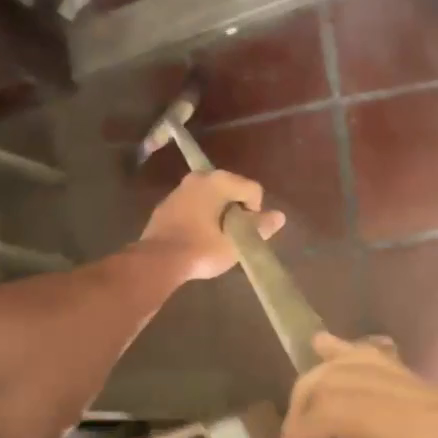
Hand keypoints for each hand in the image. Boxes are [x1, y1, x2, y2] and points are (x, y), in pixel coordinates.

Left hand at [137, 170, 284, 281]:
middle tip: (233, 234)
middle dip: (236, 209)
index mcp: (219, 180)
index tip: (245, 232)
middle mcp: (200, 177)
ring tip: (215, 237)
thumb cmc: (202, 249)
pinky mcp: (167, 203)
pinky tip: (196, 236)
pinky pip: (193, 205)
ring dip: (217, 212)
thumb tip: (280, 216)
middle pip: (232, 189)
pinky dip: (200, 215)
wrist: (157, 261)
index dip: (255, 212)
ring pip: (211, 196)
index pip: (253, 189)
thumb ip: (261, 226)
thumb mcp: (237, 242)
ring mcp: (180, 188)